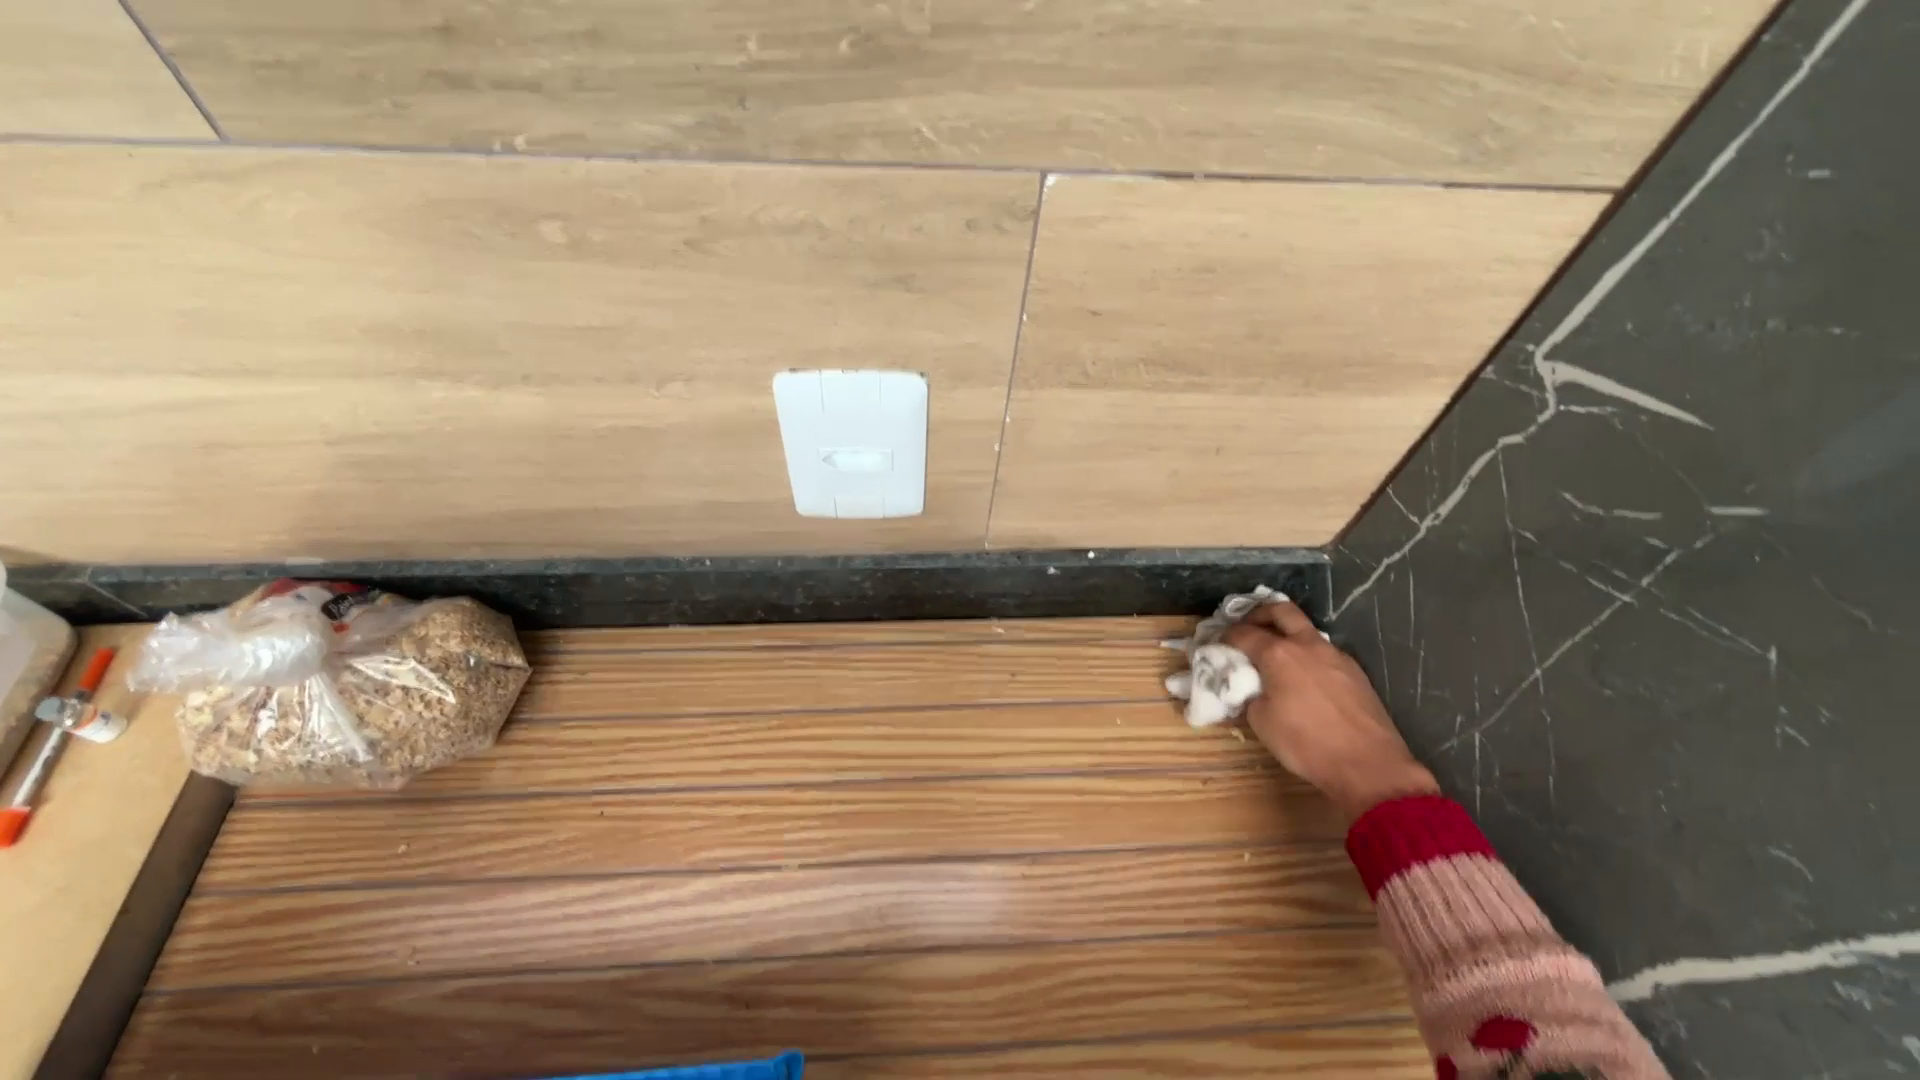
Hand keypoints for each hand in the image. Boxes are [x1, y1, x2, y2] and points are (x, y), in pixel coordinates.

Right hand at [1220, 602, 1437, 822]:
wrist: (1368, 764)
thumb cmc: (1306, 744)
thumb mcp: (1261, 722)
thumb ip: (1249, 695)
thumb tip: (1249, 687)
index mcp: (1278, 654)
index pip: (1243, 633)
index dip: (1225, 636)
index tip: (1216, 644)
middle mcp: (1307, 645)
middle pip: (1280, 610)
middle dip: (1258, 614)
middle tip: (1246, 627)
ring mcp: (1335, 655)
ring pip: (1306, 629)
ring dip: (1286, 633)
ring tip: (1274, 654)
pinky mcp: (1354, 671)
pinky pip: (1323, 651)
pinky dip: (1306, 654)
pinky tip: (1303, 678)